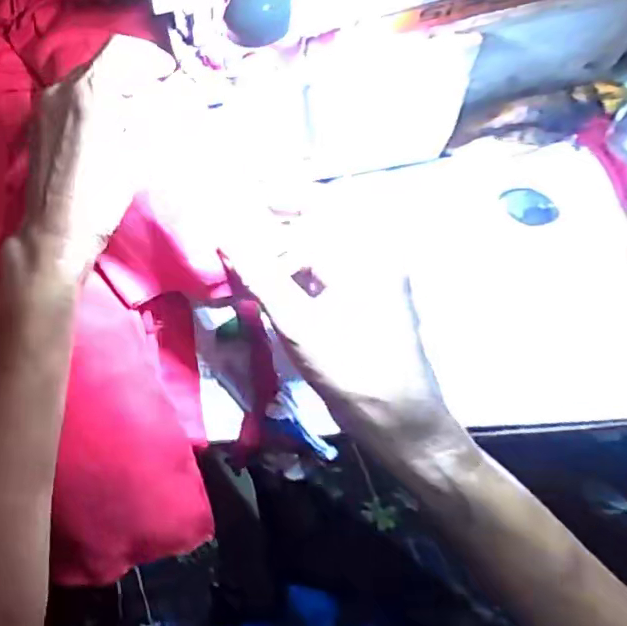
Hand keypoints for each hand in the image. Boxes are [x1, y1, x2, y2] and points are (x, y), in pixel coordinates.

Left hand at [15, 36, 178, 285]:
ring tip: (134, 113)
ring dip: (112, 86)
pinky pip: (68, 97)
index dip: (150, 56)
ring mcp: (43, 104)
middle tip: (159, 94)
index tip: (168, 74)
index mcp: (87, 90)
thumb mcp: (140, 152)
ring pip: (84, 79)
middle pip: (102, 63)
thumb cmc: (100, 195)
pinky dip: (91, 100)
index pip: (120, 49)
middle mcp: (59, 88)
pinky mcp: (36, 122)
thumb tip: (178, 91)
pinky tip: (107, 125)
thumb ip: (159, 113)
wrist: (53, 229)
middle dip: (133, 73)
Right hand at [220, 204, 471, 471]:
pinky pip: (317, 270)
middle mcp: (370, 260)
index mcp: (363, 258)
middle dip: (270, 224)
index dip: (273, 197)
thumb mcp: (298, 324)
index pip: (313, 209)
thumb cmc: (353, 372)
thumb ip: (259, 276)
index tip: (237, 197)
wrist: (403, 428)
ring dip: (276, 248)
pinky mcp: (359, 302)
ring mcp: (367, 282)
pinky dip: (288, 269)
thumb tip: (223, 237)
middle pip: (312, 224)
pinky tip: (262, 284)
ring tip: (240, 257)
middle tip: (231, 231)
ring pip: (313, 248)